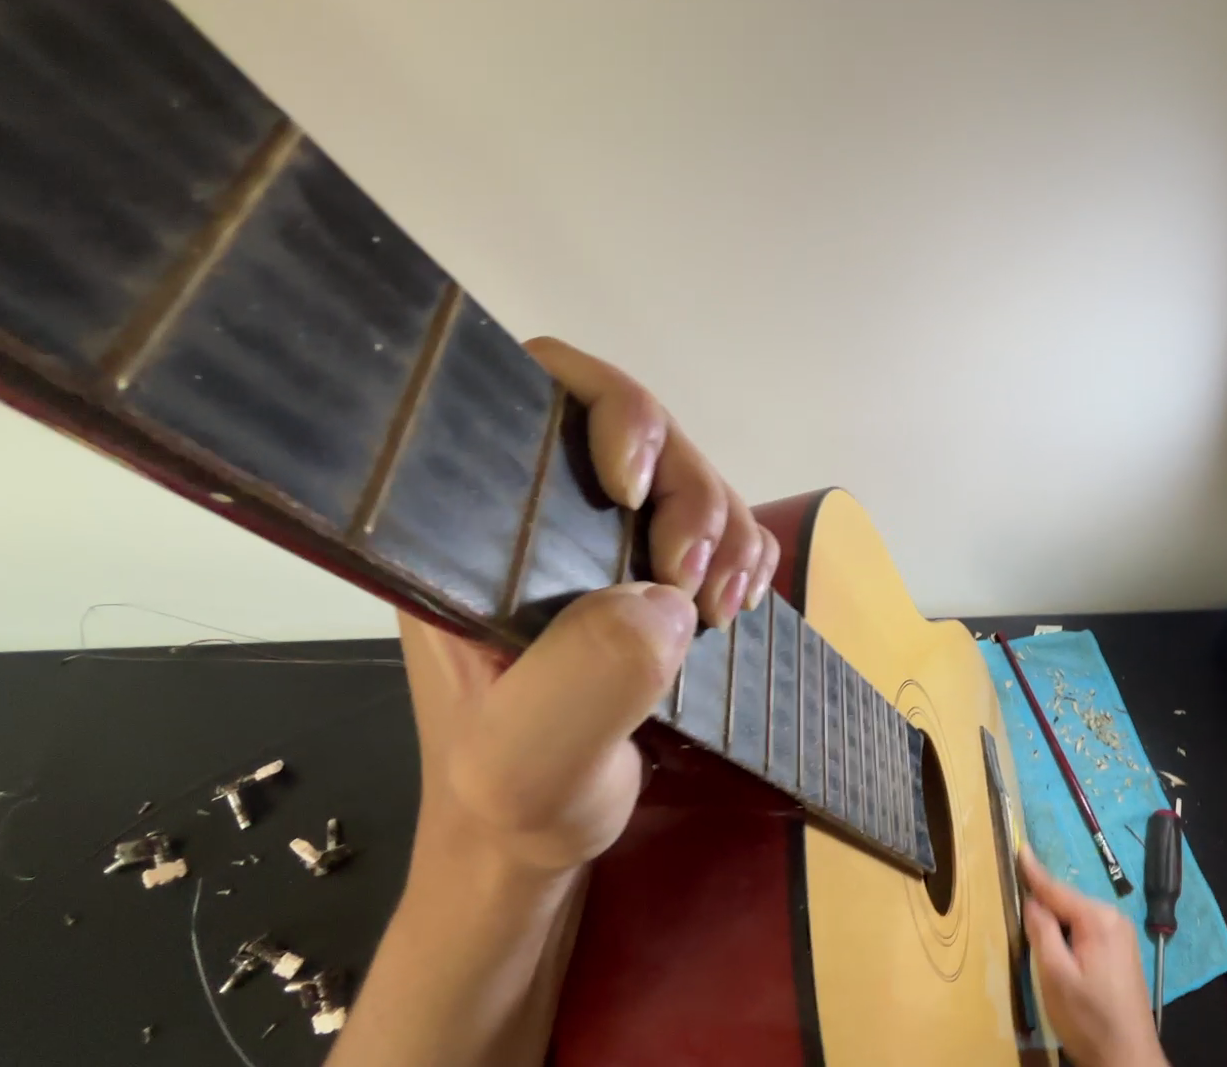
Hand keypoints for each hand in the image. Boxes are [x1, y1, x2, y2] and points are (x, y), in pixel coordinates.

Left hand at [337, 342, 773, 1066]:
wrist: (540, 834)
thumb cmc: (510, 799)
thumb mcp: (528, 759)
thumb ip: (588, 678)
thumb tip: (668, 598)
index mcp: (479, 530)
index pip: (538, 391)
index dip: (606, 408)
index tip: (634, 491)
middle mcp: (543, 517)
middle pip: (640, 428)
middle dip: (688, 493)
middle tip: (694, 582)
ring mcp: (604, 540)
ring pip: (691, 474)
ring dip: (726, 529)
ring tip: (718, 607)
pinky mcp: (653, 569)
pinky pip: (722, 523)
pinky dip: (747, 551)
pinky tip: (735, 602)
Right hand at [1019, 848, 1168, 1066]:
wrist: (1129, 1060)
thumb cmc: (1088, 1019)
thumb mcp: (1055, 975)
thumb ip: (1042, 931)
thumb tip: (1032, 901)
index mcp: (1097, 919)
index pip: (1056, 889)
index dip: (1034, 872)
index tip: (1019, 847)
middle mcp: (1113, 918)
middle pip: (1066, 902)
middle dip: (1043, 904)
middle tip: (1016, 904)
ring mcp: (1121, 934)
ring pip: (1076, 917)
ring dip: (1055, 922)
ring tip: (1032, 930)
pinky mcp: (1122, 951)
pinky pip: (1087, 930)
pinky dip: (1069, 933)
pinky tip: (1059, 950)